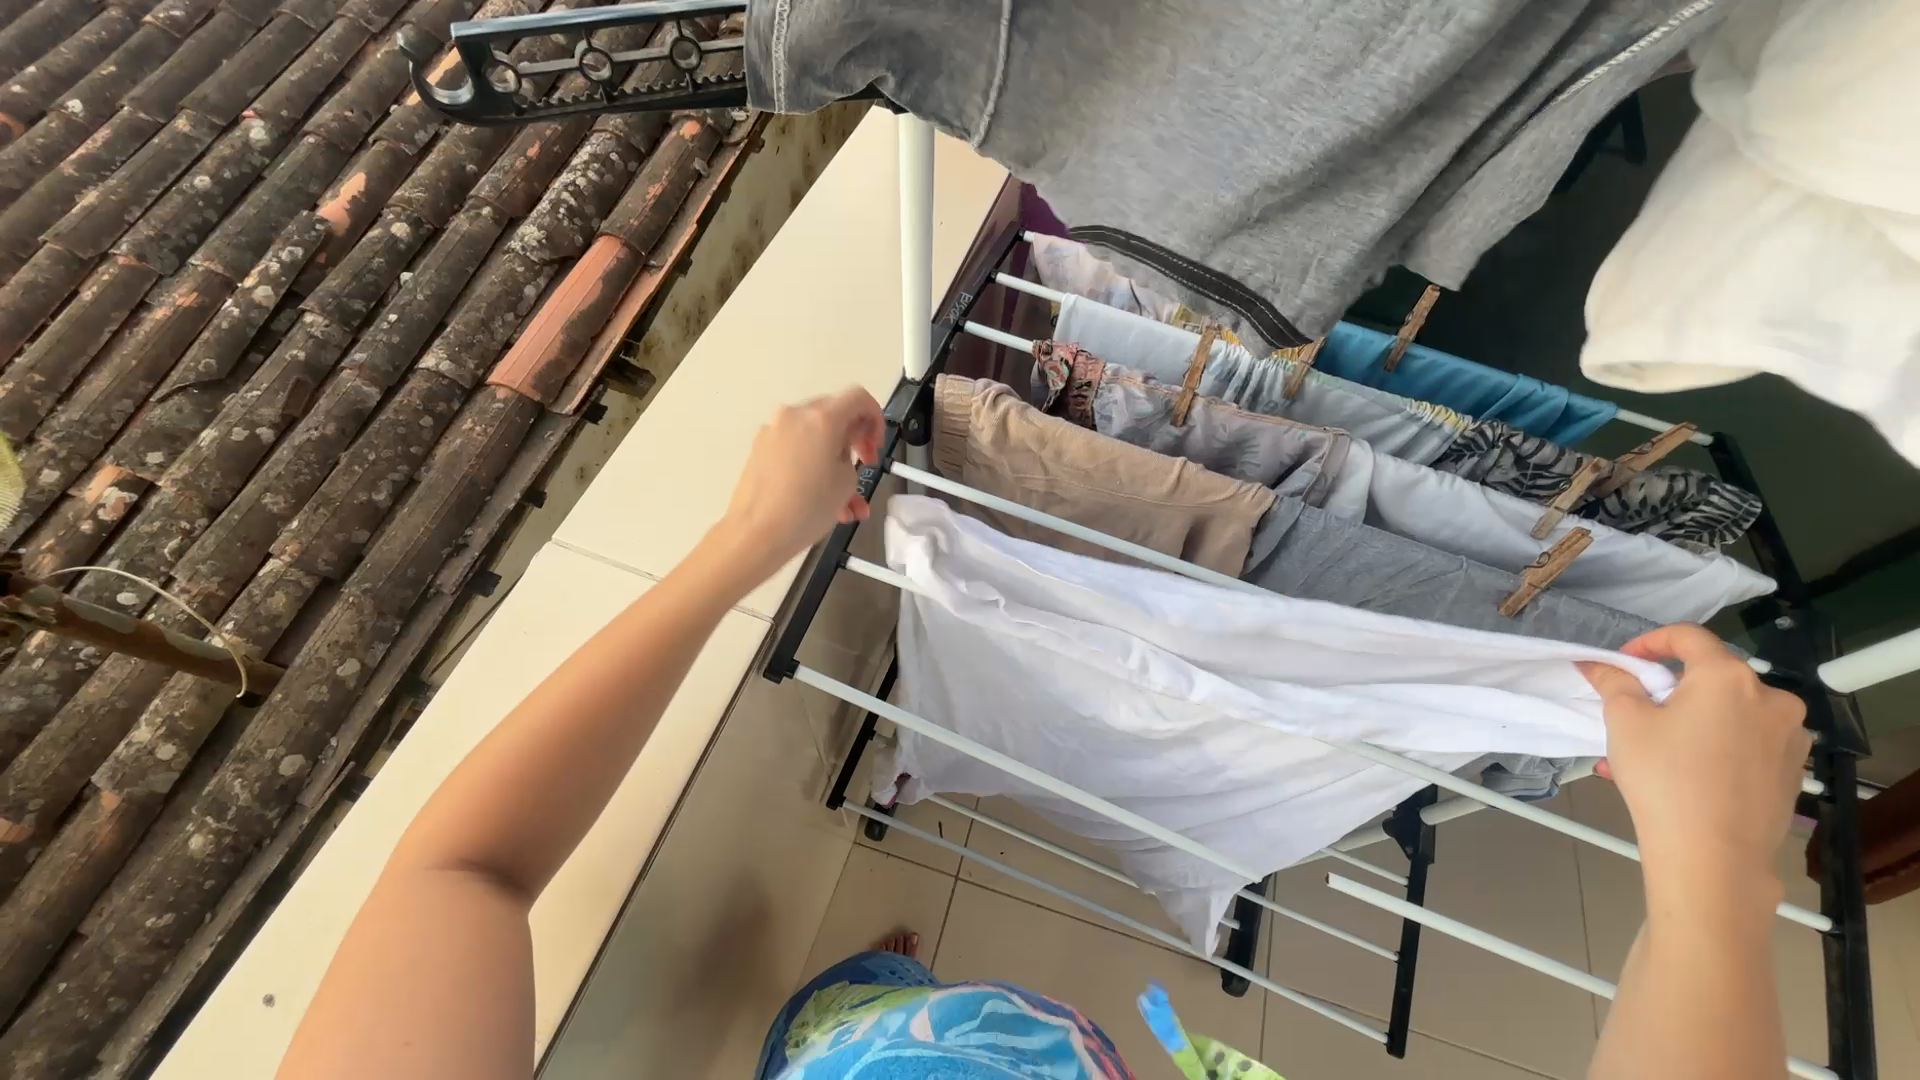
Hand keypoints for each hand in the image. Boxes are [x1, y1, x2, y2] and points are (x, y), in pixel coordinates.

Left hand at [712, 387, 884, 578]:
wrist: (756, 533)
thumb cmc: (807, 507)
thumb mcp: (846, 481)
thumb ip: (850, 454)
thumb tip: (839, 449)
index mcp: (821, 418)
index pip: (858, 397)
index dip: (875, 417)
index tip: (875, 443)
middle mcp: (794, 416)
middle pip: (834, 413)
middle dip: (854, 438)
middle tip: (864, 463)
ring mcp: (773, 431)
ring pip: (815, 436)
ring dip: (834, 461)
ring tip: (848, 502)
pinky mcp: (760, 449)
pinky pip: (796, 449)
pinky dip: (813, 466)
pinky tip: (824, 501)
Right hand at [1578, 624, 1809, 896]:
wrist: (1713, 851)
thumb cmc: (1663, 774)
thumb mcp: (1624, 720)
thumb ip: (1613, 682)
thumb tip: (1595, 664)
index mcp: (1729, 678)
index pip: (1689, 636)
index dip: (1649, 642)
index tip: (1622, 663)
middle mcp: (1772, 699)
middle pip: (1710, 676)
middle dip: (1668, 687)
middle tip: (1633, 711)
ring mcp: (1789, 736)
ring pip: (1725, 712)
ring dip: (1686, 718)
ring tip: (1648, 748)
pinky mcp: (1791, 768)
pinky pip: (1741, 740)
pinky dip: (1708, 742)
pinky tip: (1678, 770)